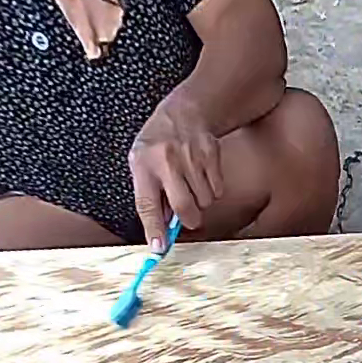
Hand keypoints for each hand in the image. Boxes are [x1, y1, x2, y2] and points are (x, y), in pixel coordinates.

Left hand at [130, 96, 225, 251]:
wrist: (185, 114)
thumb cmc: (160, 146)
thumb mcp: (144, 165)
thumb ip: (152, 196)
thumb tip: (163, 229)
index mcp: (143, 166)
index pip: (147, 204)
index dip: (154, 228)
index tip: (159, 248)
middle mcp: (166, 162)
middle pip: (184, 208)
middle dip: (189, 219)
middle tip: (188, 216)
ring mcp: (190, 160)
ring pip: (205, 201)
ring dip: (201, 199)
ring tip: (192, 181)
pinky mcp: (211, 158)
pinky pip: (218, 190)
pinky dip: (213, 189)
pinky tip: (203, 173)